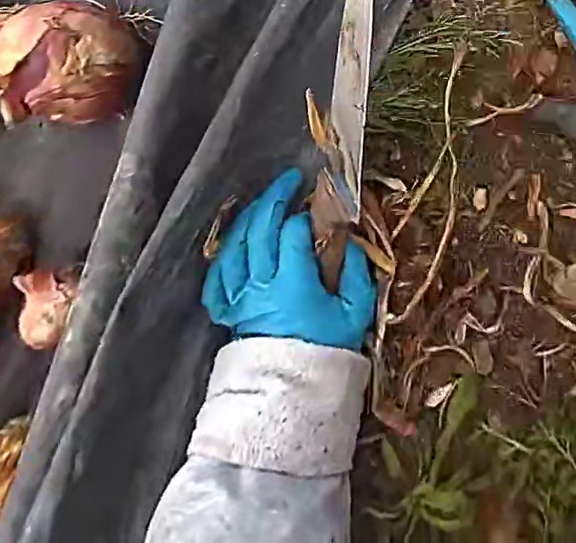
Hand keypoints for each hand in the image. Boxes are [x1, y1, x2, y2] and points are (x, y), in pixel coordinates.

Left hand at [202, 168, 376, 350]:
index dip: (305, 211)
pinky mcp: (229, 310)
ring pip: (235, 245)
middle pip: (260, 228)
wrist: (291, 396)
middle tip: (290, 179)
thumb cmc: (327, 352)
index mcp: (293, 284)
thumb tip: (353, 242)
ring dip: (250, 216)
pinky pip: (217, 275)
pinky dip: (225, 253)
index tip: (318, 202)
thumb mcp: (355, 315)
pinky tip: (237, 241)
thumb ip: (358, 275)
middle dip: (275, 197)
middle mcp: (261, 285)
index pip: (293, 232)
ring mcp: (240, 297)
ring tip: (265, 200)